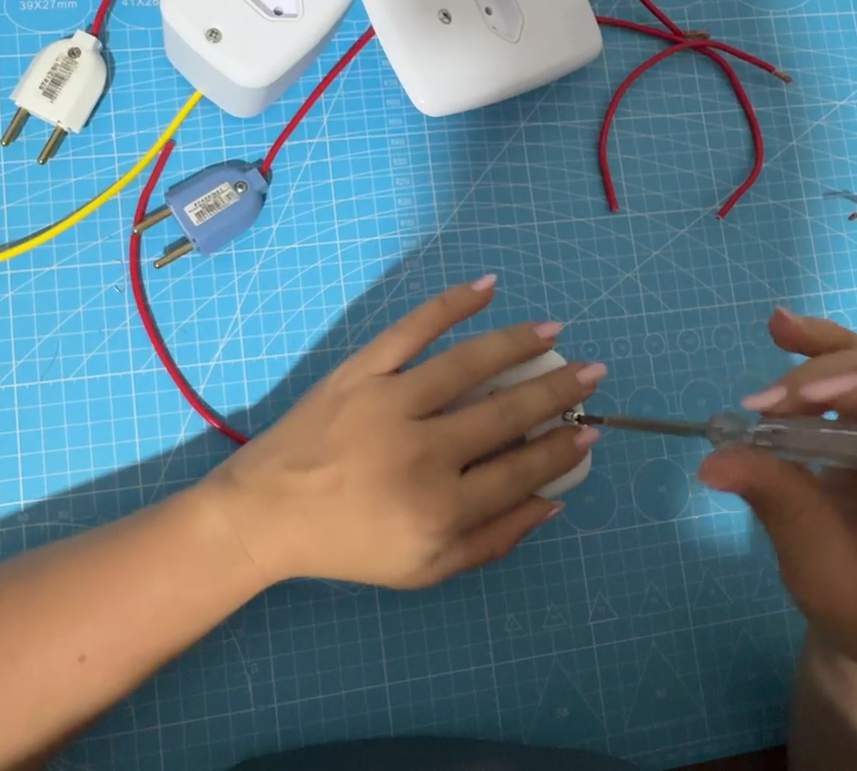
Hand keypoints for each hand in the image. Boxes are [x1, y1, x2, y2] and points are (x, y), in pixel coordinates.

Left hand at [194, 276, 603, 588]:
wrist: (266, 511)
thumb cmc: (349, 544)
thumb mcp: (425, 570)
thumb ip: (493, 541)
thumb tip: (551, 502)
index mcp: (442, 507)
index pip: (522, 469)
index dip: (562, 448)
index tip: (589, 429)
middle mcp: (423, 451)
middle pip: (507, 412)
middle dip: (557, 393)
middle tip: (590, 372)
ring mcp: (390, 403)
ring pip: (469, 364)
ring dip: (519, 344)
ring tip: (553, 332)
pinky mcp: (360, 371)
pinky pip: (411, 330)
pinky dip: (451, 304)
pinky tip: (487, 288)